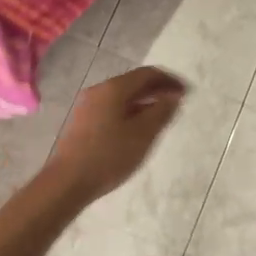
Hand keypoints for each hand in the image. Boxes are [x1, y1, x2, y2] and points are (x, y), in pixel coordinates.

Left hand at [46, 66, 186, 202]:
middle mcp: (98, 91)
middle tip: (177, 104)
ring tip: (160, 118)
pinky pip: (112, 108)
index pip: (147, 73)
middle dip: (157, 90)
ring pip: (122, 97)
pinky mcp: (83, 121)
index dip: (170, 80)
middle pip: (133, 83)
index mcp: (113, 88)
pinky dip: (130, 112)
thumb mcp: (143, 134)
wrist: (68, 181)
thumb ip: (161, 111)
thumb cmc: (109, 156)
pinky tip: (138, 129)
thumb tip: (173, 95)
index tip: (187, 93)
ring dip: (144, 102)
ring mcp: (88, 106)